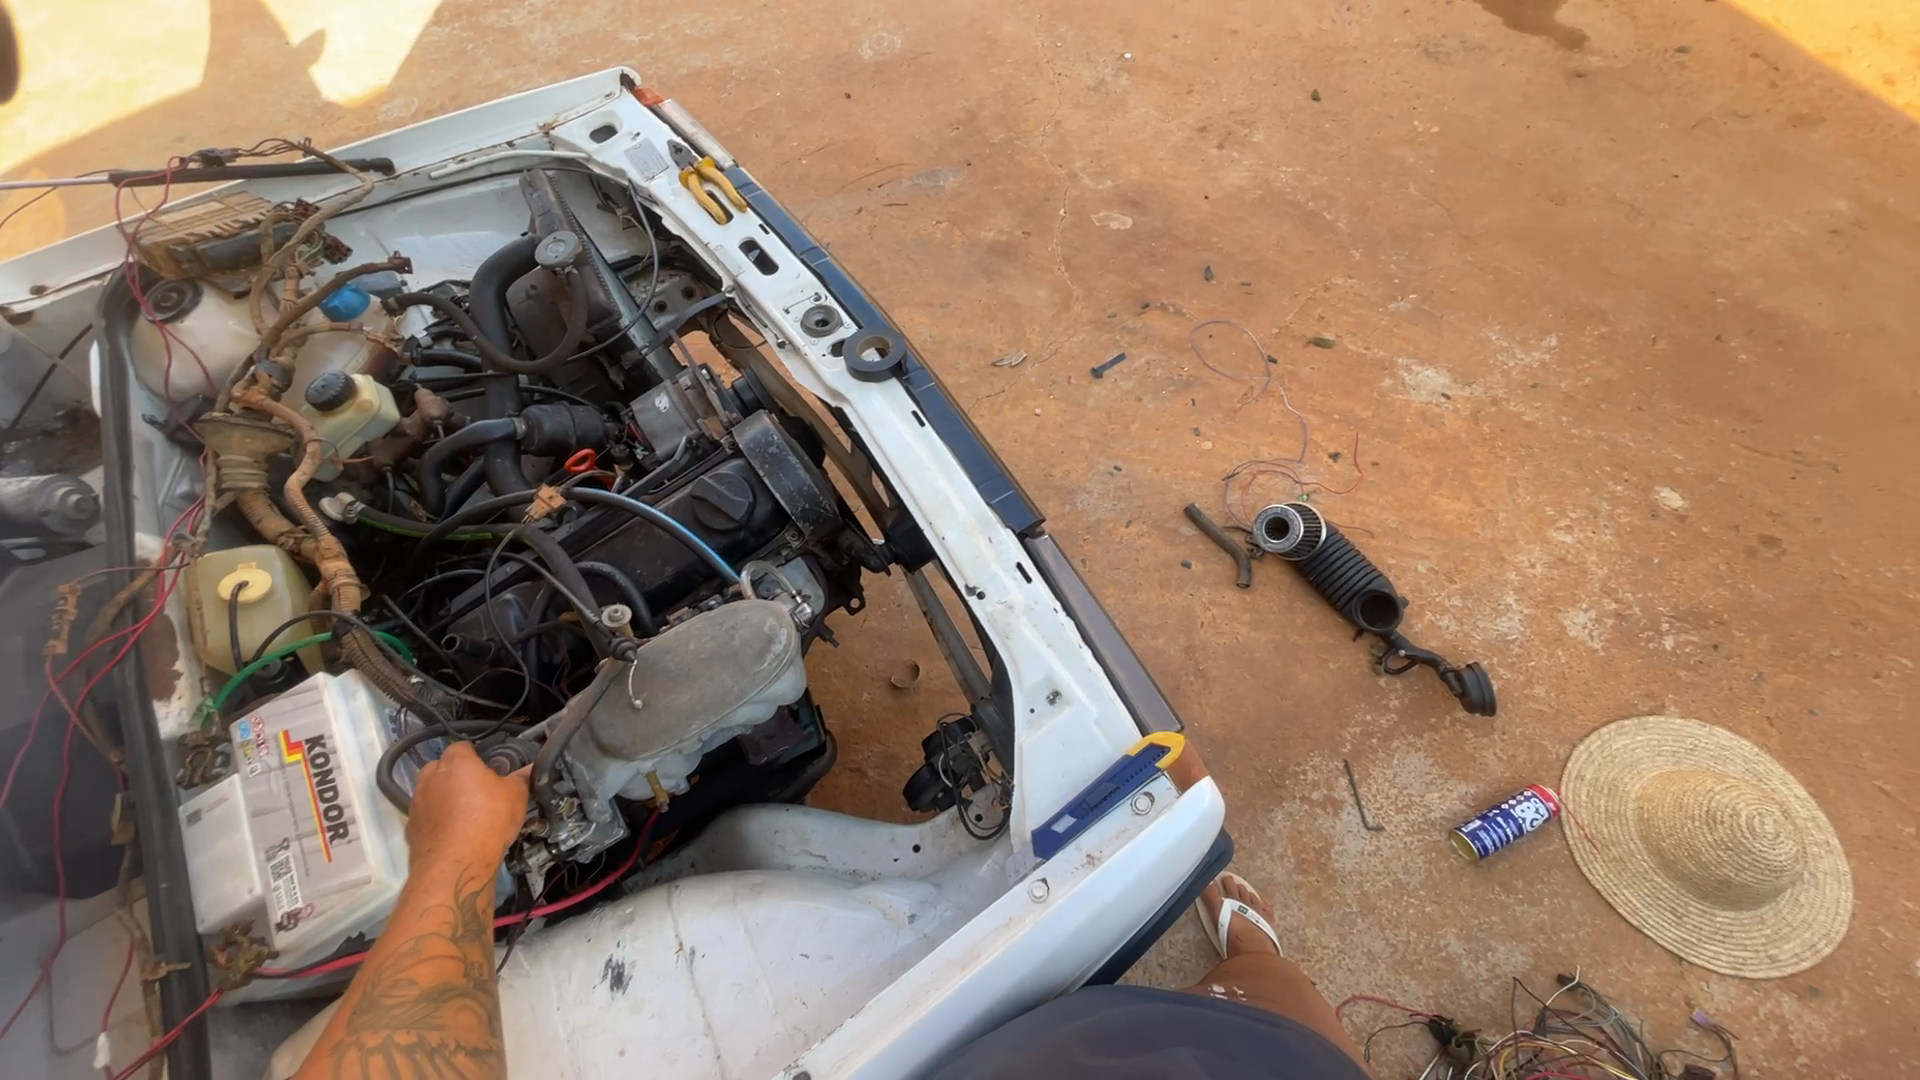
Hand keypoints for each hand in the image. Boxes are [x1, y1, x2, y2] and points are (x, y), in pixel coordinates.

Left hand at [405, 741, 528, 868]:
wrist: (456, 862)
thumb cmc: (489, 819)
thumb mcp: (517, 795)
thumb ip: (520, 778)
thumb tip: (529, 770)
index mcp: (457, 764)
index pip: (460, 747)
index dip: (473, 753)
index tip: (487, 764)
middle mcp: (431, 780)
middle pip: (438, 767)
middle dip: (452, 772)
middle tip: (474, 785)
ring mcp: (417, 805)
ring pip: (428, 791)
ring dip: (442, 795)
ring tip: (464, 810)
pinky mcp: (410, 829)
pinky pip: (424, 815)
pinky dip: (435, 818)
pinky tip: (453, 830)